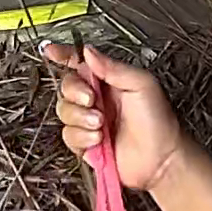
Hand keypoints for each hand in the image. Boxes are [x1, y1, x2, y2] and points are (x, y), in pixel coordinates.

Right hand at [45, 42, 188, 192]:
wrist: (160, 159)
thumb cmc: (158, 120)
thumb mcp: (141, 84)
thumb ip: (113, 67)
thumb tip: (89, 52)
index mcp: (107, 79)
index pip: (79, 62)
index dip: (63, 55)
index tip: (51, 51)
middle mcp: (95, 97)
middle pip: (66, 85)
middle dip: (75, 92)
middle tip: (92, 100)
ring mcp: (88, 120)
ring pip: (64, 110)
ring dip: (81, 117)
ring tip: (101, 124)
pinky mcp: (84, 142)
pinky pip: (68, 135)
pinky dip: (82, 137)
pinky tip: (99, 140)